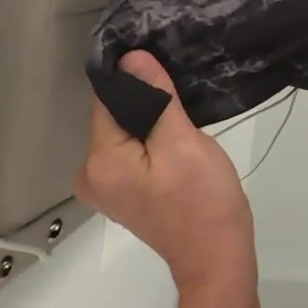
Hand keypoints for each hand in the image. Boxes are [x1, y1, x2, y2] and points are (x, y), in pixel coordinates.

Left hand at [75, 51, 255, 290]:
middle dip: (149, 95)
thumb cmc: (201, 197)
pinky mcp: (128, 190)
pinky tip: (182, 129)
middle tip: (185, 79)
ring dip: (156, 114)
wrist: (216, 253)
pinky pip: (136, 148)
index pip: (109, 99)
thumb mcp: (183, 142)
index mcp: (99, 160)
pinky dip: (156, 135)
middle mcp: (92, 173)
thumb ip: (156, 99)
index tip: (166, 54)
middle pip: (117, 114)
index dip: (137, 74)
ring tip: (188, 101)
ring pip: (129, 131)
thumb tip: (133, 58)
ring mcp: (109, 185)